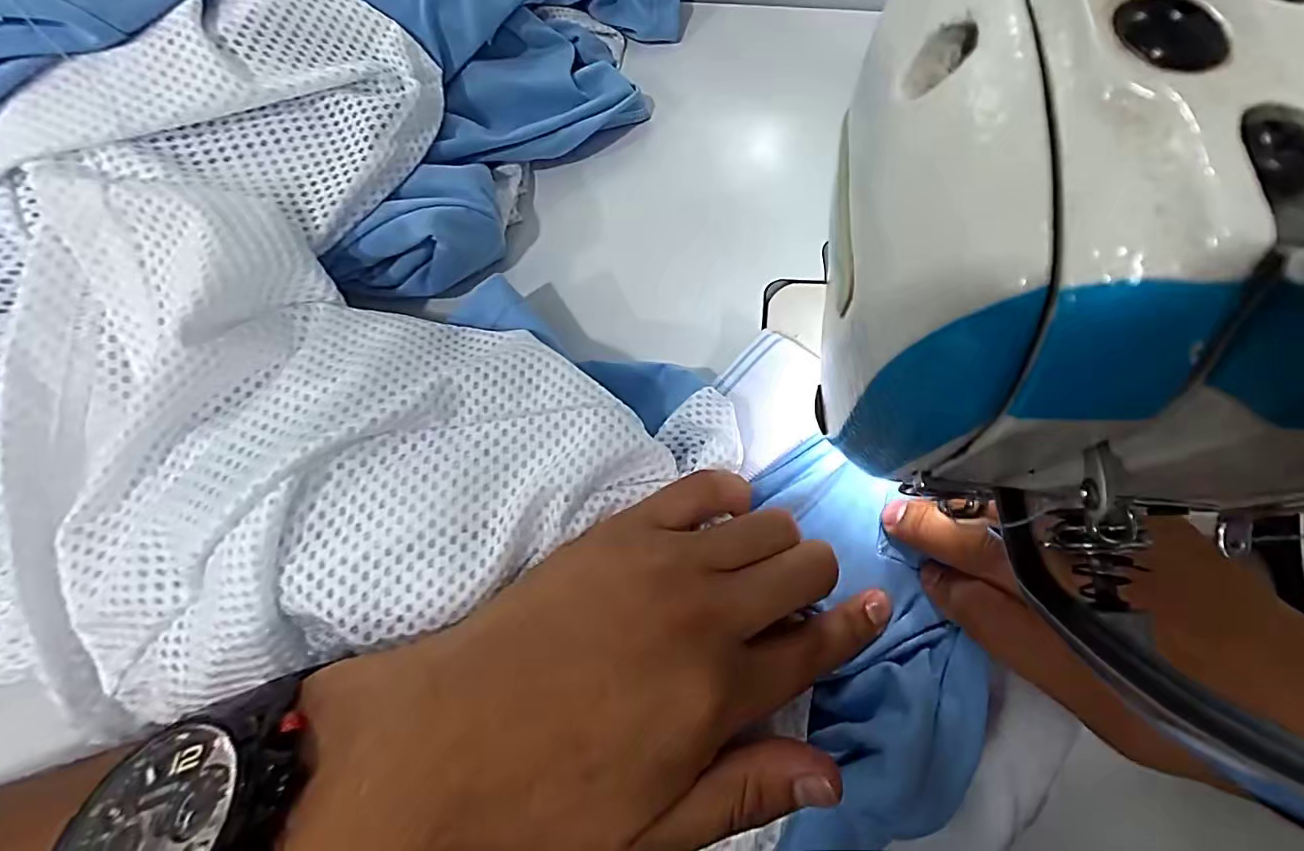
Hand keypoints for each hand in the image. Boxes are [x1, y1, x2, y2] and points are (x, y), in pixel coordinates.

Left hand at [284, 471, 890, 850]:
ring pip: (769, 524)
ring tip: (753, 569)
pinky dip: (730, 496)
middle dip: (817, 581)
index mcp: (720, 694)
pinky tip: (724, 518)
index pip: (818, 643)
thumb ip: (744, 792)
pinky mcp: (625, 529)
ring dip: (779, 544)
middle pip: (806, 566)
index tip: (879, 604)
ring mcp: (667, 562)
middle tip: (792, 604)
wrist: (425, 755)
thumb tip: (833, 772)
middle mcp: (709, 615)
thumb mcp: (647, 835)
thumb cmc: (540, 810)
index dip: (856, 624)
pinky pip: (706, 486)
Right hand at [878, 498, 1220, 781]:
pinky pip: (1060, 489)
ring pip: (1023, 489)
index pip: (960, 536)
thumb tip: (937, 581)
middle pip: (987, 501)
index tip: (892, 518)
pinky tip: (1020, 504)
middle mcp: (1066, 520)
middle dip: (945, 503)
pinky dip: (1026, 493)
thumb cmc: (1163, 698)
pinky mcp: (1135, 505)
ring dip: (982, 494)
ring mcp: (1103, 506)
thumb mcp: (1066, 681)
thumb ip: (996, 624)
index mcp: (1040, 565)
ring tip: (954, 503)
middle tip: (914, 507)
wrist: (1276, 680)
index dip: (922, 526)